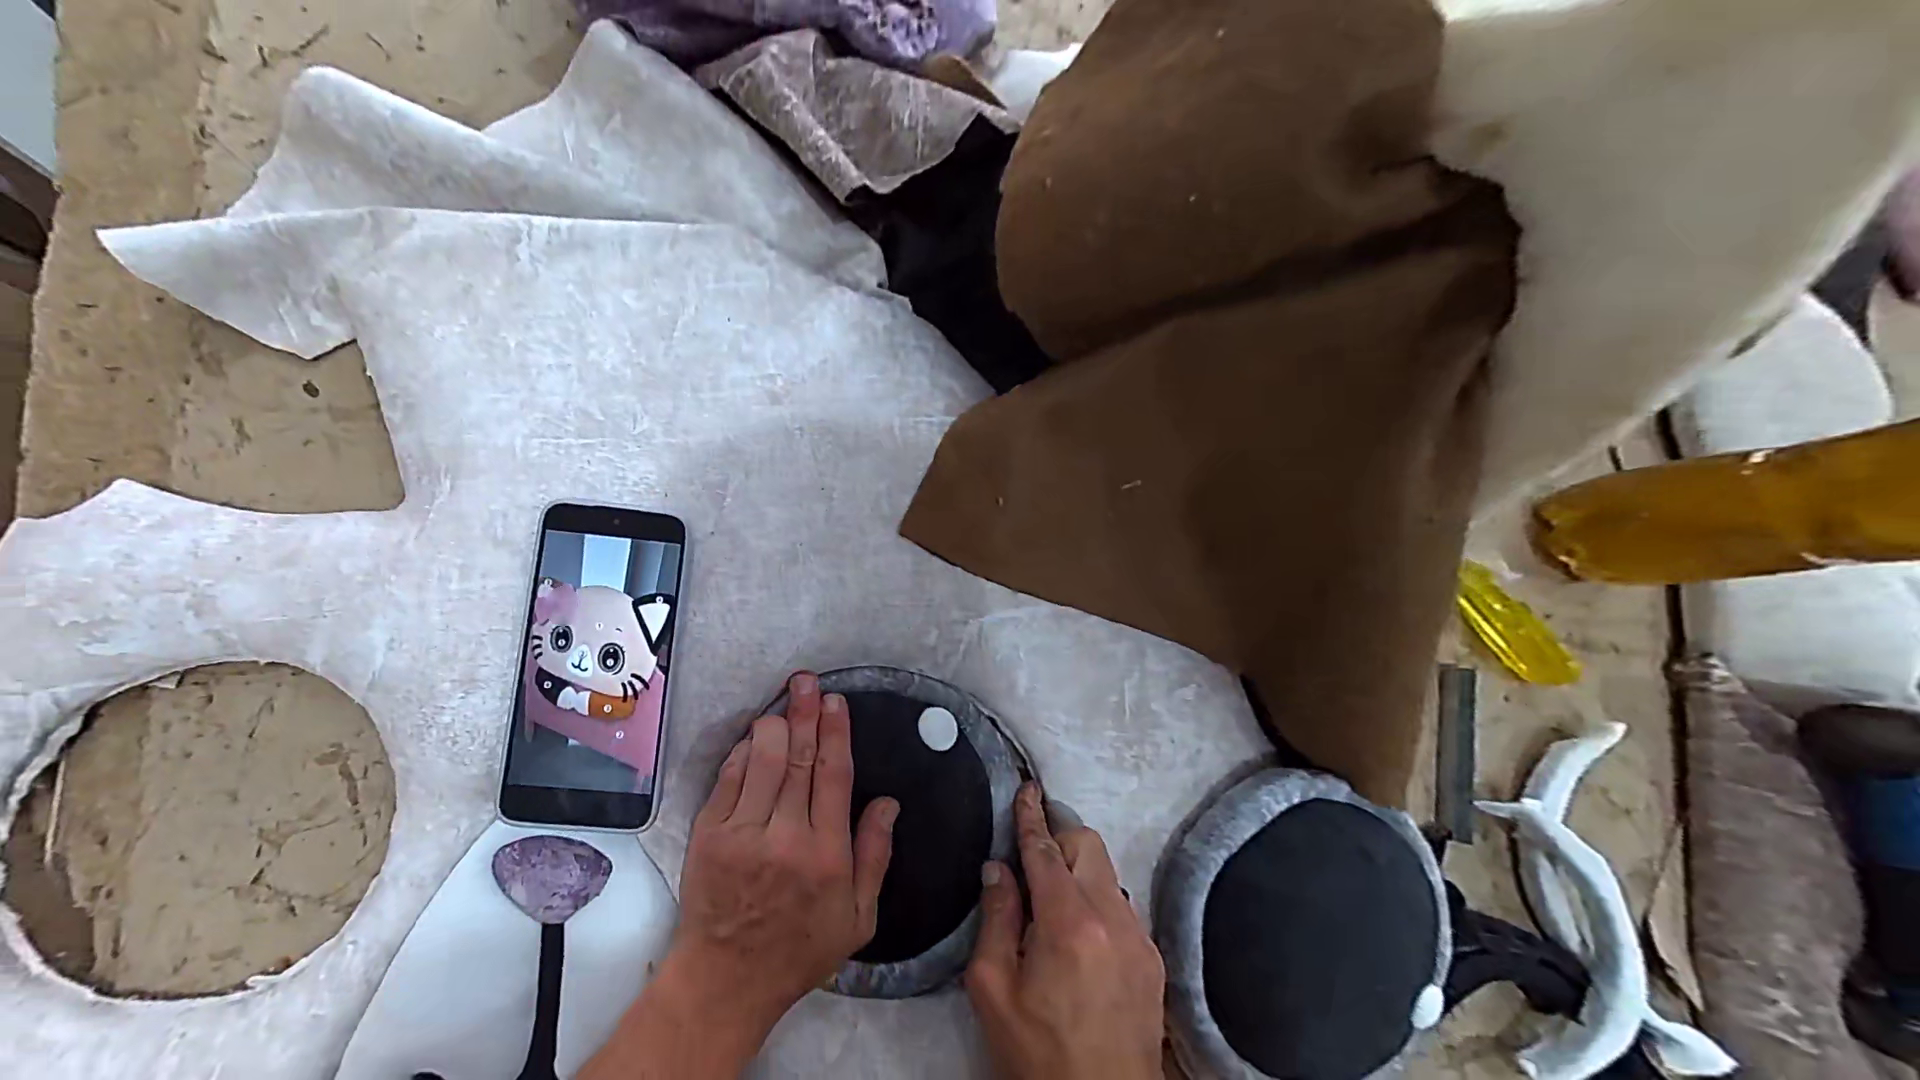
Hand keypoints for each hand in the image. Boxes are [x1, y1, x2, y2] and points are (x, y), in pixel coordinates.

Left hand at [673, 673, 897, 1019]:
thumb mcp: (858, 917)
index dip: (836, 733)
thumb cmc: (800, 948)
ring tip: (784, 701)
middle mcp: (785, 837)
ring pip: (761, 760)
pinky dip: (742, 751)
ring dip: (773, 724)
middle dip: (805, 713)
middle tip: (807, 681)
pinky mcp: (709, 836)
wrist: (726, 980)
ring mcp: (742, 834)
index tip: (835, 702)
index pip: (834, 776)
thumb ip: (875, 856)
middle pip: (798, 758)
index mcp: (827, 854)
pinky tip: (754, 735)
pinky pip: (727, 779)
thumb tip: (889, 803)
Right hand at [966, 783, 1165, 1079]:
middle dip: (1059, 836)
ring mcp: (1140, 937)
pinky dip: (1097, 902)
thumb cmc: (1039, 1053)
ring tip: (1052, 905)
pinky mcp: (1154, 958)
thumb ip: (995, 919)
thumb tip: (999, 869)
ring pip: (1108, 873)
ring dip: (1078, 871)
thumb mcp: (993, 990)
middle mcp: (1113, 918)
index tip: (1026, 789)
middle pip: (1088, 844)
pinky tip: (1079, 939)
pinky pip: (1122, 907)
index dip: (1031, 816)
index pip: (1046, 850)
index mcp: (1069, 923)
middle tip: (1032, 856)